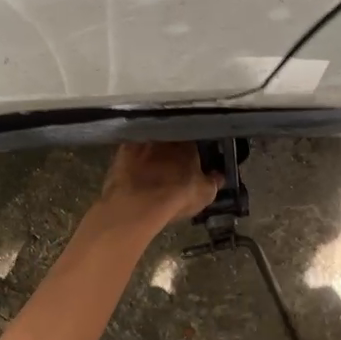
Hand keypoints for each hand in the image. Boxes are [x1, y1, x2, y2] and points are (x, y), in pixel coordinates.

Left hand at [95, 142, 223, 231]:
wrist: (139, 204)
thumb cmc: (177, 197)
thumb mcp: (205, 194)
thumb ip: (213, 181)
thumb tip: (218, 176)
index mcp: (190, 143)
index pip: (196, 140)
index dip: (195, 151)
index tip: (193, 160)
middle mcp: (166, 136)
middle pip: (172, 139)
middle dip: (172, 148)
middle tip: (172, 162)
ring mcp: (143, 142)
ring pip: (151, 141)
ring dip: (153, 150)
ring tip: (152, 164)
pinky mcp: (122, 150)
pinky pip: (131, 149)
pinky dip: (134, 156)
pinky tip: (134, 166)